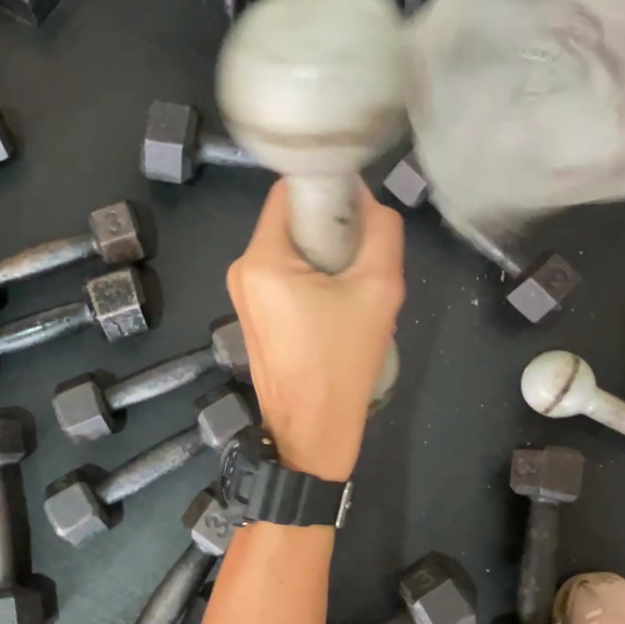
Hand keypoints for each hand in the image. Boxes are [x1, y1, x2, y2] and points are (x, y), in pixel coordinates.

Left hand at [227, 182, 404, 481]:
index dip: (330, 191)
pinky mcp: (252, 315)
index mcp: (262, 258)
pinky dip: (313, 282)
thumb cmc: (342, 362)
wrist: (312, 432)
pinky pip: (285, 278)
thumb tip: (369, 203)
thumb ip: (382, 231)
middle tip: (364, 262)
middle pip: (291, 222)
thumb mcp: (379, 289)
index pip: (290, 192)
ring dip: (326, 260)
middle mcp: (242, 270)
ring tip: (353, 293)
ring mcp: (243, 295)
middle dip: (332, 232)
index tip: (362, 214)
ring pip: (291, 251)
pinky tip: (337, 311)